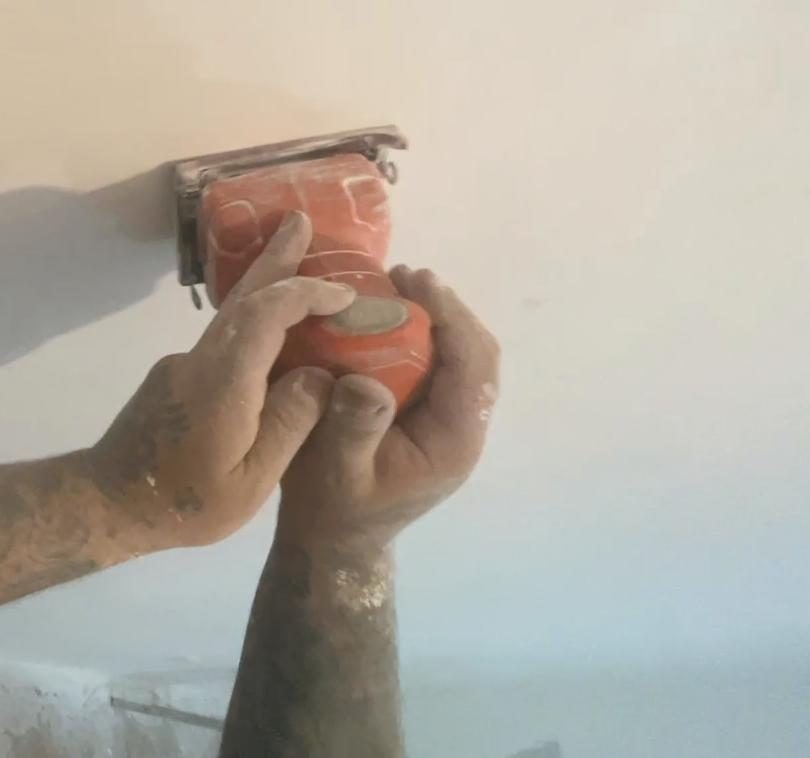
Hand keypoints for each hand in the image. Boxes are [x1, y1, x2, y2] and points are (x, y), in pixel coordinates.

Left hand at [89, 211, 356, 548]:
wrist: (111, 499)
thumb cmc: (186, 501)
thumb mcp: (251, 478)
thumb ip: (289, 422)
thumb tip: (321, 374)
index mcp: (222, 381)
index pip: (263, 315)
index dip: (303, 294)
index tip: (344, 293)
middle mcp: (197, 360)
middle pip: (239, 299)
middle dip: (273, 260)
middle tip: (297, 220)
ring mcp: (181, 365)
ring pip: (229, 318)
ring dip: (263, 289)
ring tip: (295, 262)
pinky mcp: (175, 377)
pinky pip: (222, 339)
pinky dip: (252, 324)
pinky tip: (275, 335)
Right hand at [277, 266, 500, 550]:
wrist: (334, 535)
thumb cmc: (335, 504)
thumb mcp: (337, 469)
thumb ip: (354, 428)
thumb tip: (364, 380)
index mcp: (451, 438)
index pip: (472, 366)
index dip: (451, 317)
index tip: (416, 281)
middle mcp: (458, 425)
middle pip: (475, 355)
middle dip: (446, 309)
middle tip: (403, 274)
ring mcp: (444, 421)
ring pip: (458, 358)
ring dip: (434, 318)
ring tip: (394, 286)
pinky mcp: (423, 417)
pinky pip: (434, 365)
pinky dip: (417, 334)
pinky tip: (381, 318)